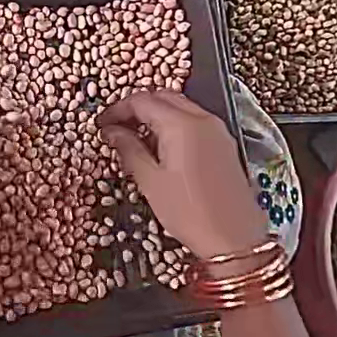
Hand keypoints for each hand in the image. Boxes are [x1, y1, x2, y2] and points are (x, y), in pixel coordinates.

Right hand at [95, 90, 266, 259]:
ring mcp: (216, 129)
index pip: (142, 100)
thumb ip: (128, 149)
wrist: (235, 239)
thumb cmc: (190, 213)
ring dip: (155, 115)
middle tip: (116, 129)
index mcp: (181, 124)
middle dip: (136, 108)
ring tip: (135, 140)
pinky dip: (173, 124)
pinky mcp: (223, 143)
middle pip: (162, 97)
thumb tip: (112, 132)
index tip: (102, 124)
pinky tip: (161, 148)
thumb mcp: (150, 181)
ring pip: (179, 106)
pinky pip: (194, 120)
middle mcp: (202, 119)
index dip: (117, 109)